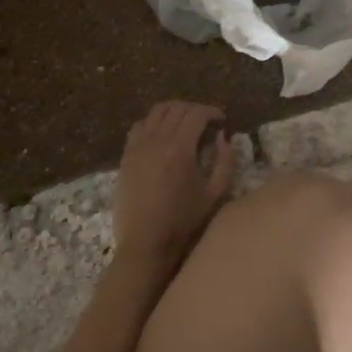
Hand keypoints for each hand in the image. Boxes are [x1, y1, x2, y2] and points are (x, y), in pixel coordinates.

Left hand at [112, 101, 233, 270]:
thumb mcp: (215, 193)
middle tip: (207, 122)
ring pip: (156, 112)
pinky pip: (139, 126)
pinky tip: (162, 134)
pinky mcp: (126, 155)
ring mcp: (138, 146)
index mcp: (180, 148)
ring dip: (174, 111)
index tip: (222, 120)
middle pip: (176, 108)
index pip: (197, 114)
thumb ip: (225, 161)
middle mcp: (157, 140)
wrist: (146, 243)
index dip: (212, 111)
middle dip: (195, 109)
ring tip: (185, 123)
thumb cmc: (184, 221)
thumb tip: (222, 137)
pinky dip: (153, 122)